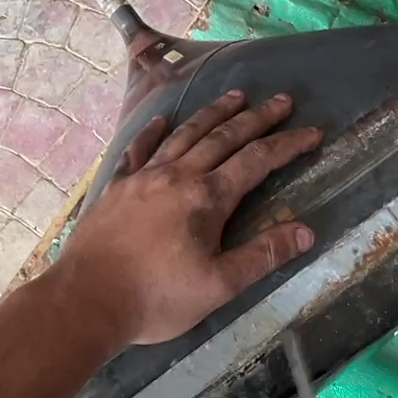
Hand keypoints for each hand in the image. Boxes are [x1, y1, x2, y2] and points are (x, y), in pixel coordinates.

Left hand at [54, 90, 322, 345]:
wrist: (85, 300)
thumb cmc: (156, 298)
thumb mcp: (218, 286)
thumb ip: (261, 256)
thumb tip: (305, 231)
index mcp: (207, 198)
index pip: (257, 161)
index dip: (287, 145)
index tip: (312, 132)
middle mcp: (178, 175)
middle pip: (224, 137)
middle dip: (257, 118)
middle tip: (281, 101)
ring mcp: (144, 177)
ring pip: (185, 135)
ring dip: (213, 114)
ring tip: (235, 98)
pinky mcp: (117, 187)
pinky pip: (139, 149)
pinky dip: (154, 132)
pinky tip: (163, 120)